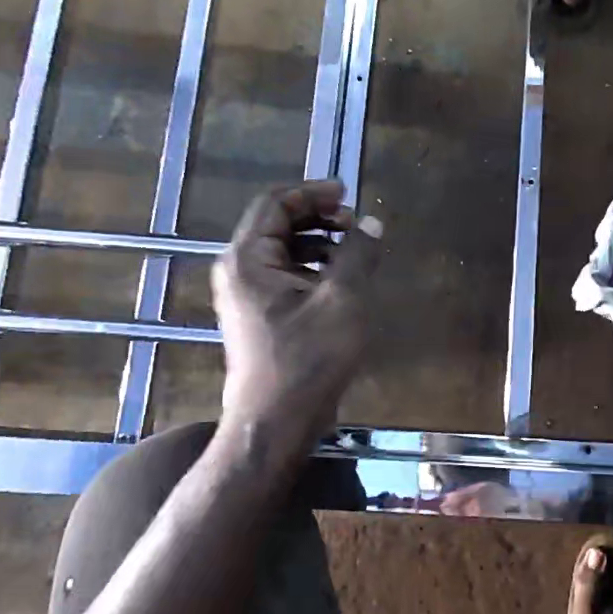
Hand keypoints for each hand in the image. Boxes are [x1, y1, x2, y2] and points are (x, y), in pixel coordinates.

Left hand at [212, 180, 380, 437]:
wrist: (277, 420)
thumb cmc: (308, 358)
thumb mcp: (342, 300)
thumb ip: (358, 255)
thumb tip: (372, 223)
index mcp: (249, 259)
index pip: (275, 204)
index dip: (313, 193)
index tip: (348, 194)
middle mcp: (240, 272)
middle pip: (277, 225)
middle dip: (318, 219)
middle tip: (355, 224)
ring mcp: (248, 297)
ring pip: (284, 252)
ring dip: (319, 245)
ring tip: (354, 254)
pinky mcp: (261, 317)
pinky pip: (286, 277)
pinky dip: (313, 270)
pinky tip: (341, 284)